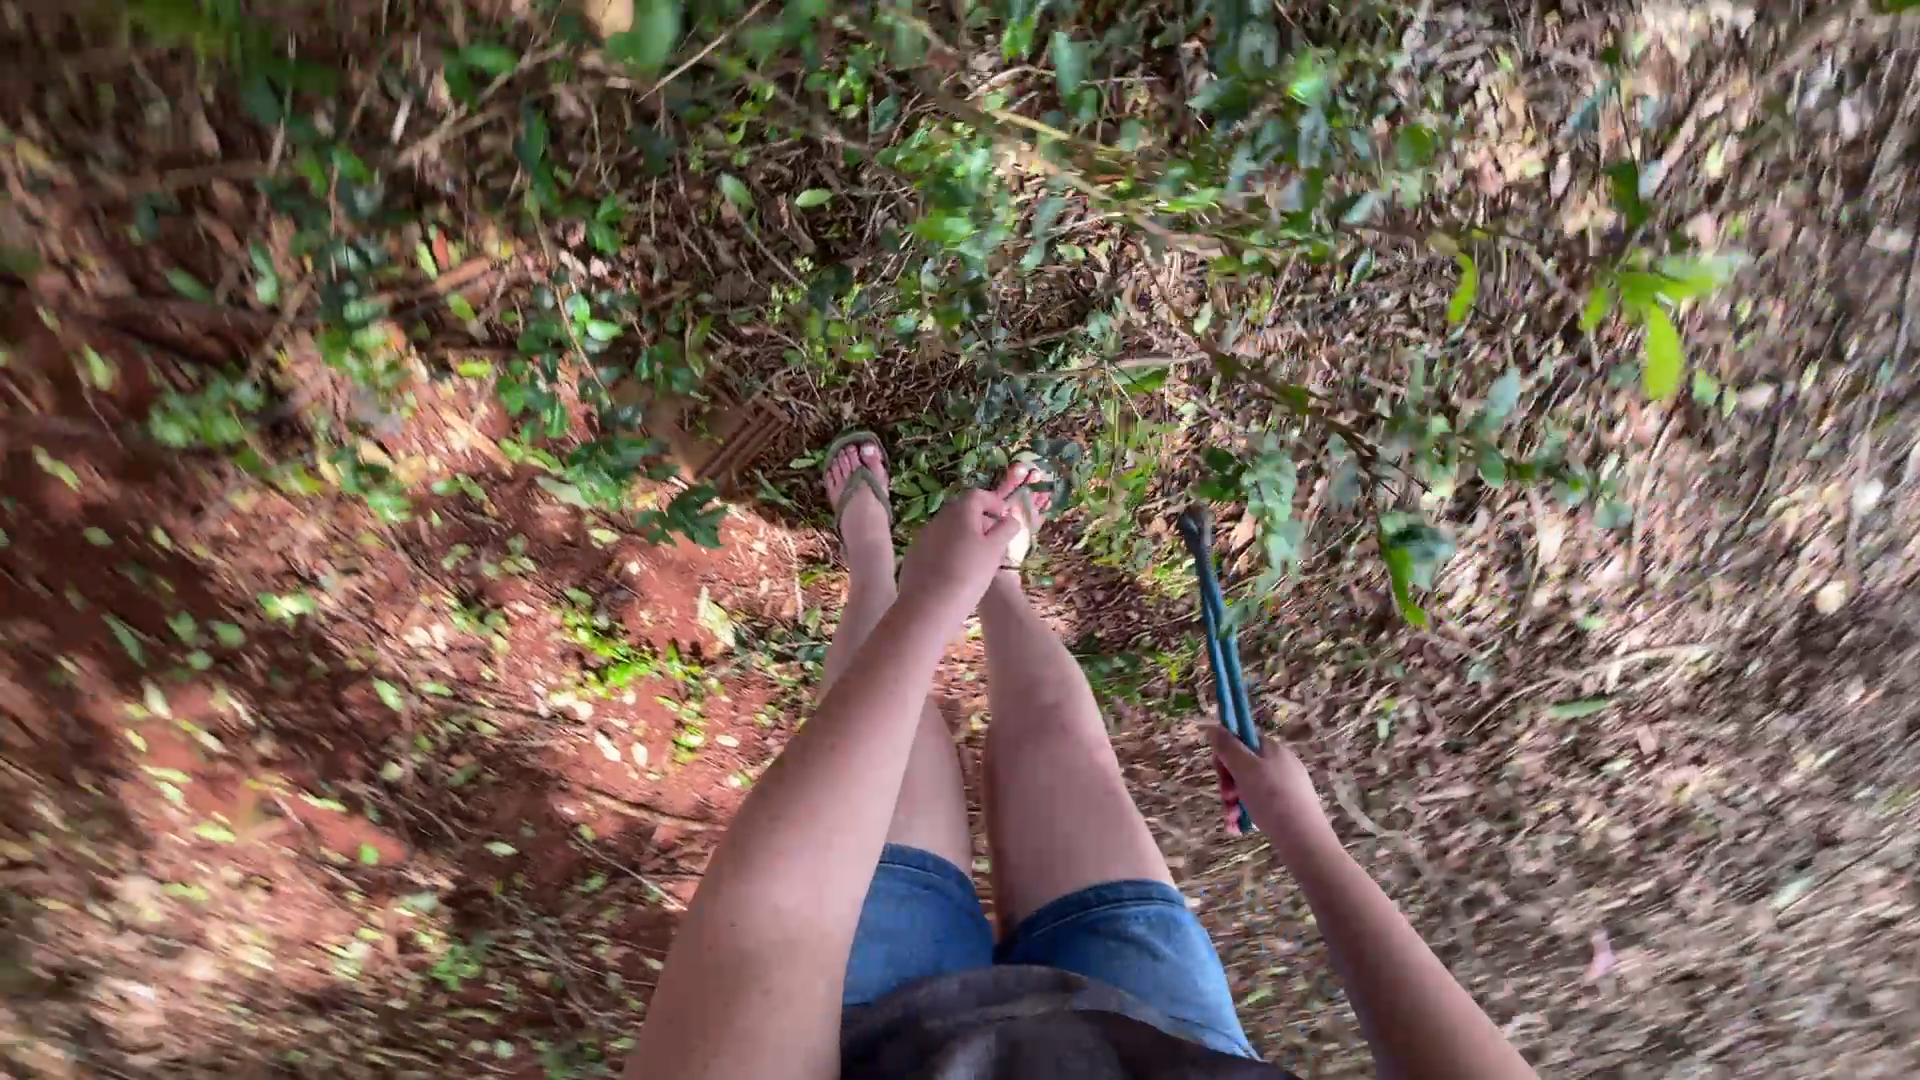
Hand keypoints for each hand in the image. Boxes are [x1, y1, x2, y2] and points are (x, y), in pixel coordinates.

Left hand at [897, 488, 1021, 625]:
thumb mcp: (995, 551)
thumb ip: (1005, 530)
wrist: (929, 605)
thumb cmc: (969, 574)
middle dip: (979, 520)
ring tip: (976, 557)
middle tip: (993, 538)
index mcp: (960, 512)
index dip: (993, 502)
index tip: (1004, 517)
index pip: (977, 495)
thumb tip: (1010, 519)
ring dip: (964, 535)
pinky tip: (955, 570)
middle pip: (961, 511)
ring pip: (948, 529)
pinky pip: (936, 545)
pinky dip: (949, 549)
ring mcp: (922, 536)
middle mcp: (938, 519)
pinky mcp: (913, 555)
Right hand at [1208, 726, 1335, 854]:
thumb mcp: (1243, 768)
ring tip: (1230, 819)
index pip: (1243, 740)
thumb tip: (1213, 727)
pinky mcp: (1289, 807)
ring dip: (1233, 801)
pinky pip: (1261, 803)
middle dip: (1228, 782)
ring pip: (1249, 787)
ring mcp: (1287, 786)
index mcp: (1272, 749)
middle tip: (1225, 798)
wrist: (1304, 840)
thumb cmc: (1271, 799)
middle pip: (1243, 765)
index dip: (1226, 753)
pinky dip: (1246, 813)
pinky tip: (1238, 827)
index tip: (1219, 770)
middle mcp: (1281, 764)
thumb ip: (1226, 746)